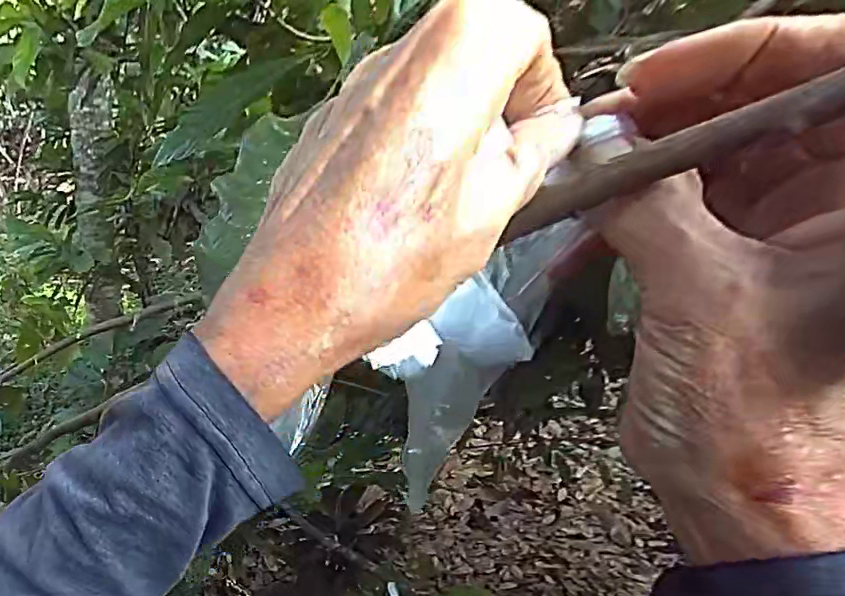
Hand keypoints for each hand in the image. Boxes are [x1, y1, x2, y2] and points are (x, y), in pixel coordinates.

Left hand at [195, 0, 581, 420]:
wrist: (290, 308)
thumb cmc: (383, 268)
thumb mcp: (491, 213)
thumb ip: (536, 153)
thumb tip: (554, 131)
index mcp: (455, 48)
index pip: (527, 38)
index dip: (541, 95)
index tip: (540, 142)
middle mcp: (393, 55)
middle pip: (470, 62)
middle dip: (492, 116)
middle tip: (495, 183)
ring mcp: (347, 95)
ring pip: (423, 97)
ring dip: (444, 140)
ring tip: (439, 212)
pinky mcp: (318, 134)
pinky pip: (378, 130)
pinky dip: (398, 158)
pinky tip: (393, 217)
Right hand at [590, 14, 844, 563]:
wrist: (727, 482)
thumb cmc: (739, 405)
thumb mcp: (698, 296)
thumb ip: (651, 207)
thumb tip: (597, 142)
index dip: (748, 53)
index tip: (652, 78)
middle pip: (766, 107)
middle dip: (672, 114)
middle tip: (595, 130)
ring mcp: (787, 228)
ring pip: (710, 160)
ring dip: (638, 169)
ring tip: (576, 185)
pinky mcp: (732, 261)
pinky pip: (678, 211)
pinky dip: (626, 218)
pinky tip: (576, 243)